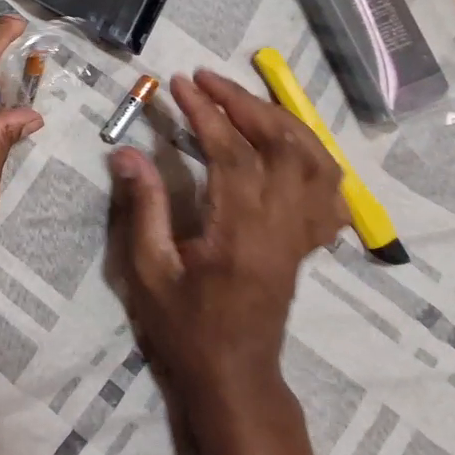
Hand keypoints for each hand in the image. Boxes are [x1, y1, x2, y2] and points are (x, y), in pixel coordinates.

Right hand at [108, 69, 348, 404]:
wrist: (233, 375)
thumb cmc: (183, 326)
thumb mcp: (147, 269)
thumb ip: (143, 207)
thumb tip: (125, 151)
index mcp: (242, 236)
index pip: (234, 157)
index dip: (208, 114)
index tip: (179, 84)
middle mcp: (283, 230)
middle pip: (283, 148)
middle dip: (244, 103)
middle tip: (204, 79)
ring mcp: (302, 235)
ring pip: (315, 162)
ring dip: (280, 120)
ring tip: (241, 98)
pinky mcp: (306, 241)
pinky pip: (328, 191)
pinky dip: (312, 154)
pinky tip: (284, 141)